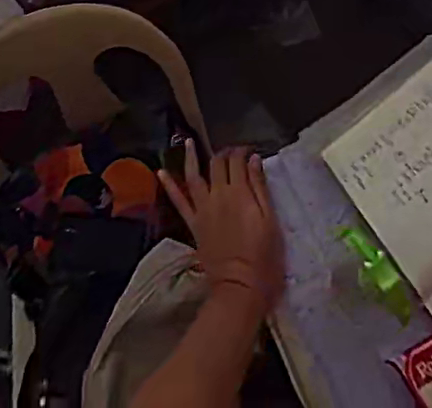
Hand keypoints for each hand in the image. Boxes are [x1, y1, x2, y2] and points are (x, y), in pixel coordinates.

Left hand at [159, 143, 284, 312]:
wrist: (240, 289)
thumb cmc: (264, 258)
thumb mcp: (270, 221)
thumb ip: (260, 188)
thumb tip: (254, 159)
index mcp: (239, 192)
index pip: (238, 161)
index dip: (243, 152)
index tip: (249, 151)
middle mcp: (218, 194)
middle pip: (217, 164)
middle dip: (224, 153)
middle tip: (231, 151)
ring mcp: (202, 208)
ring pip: (194, 176)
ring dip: (191, 157)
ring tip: (188, 142)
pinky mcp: (193, 223)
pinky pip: (178, 201)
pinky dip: (169, 186)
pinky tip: (161, 172)